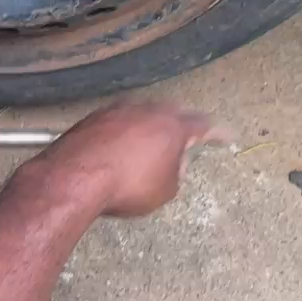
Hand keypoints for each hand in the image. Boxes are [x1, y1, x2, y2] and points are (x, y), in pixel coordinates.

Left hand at [29, 103, 217, 216]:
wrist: (76, 177)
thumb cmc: (126, 185)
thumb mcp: (165, 190)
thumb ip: (175, 173)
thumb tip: (171, 164)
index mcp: (173, 126)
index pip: (203, 125)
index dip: (216, 133)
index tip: (225, 136)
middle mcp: (147, 110)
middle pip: (172, 112)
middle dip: (182, 124)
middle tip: (187, 137)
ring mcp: (117, 110)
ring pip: (142, 113)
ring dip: (150, 126)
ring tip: (151, 143)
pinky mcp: (93, 117)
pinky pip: (117, 121)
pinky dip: (124, 131)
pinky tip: (120, 144)